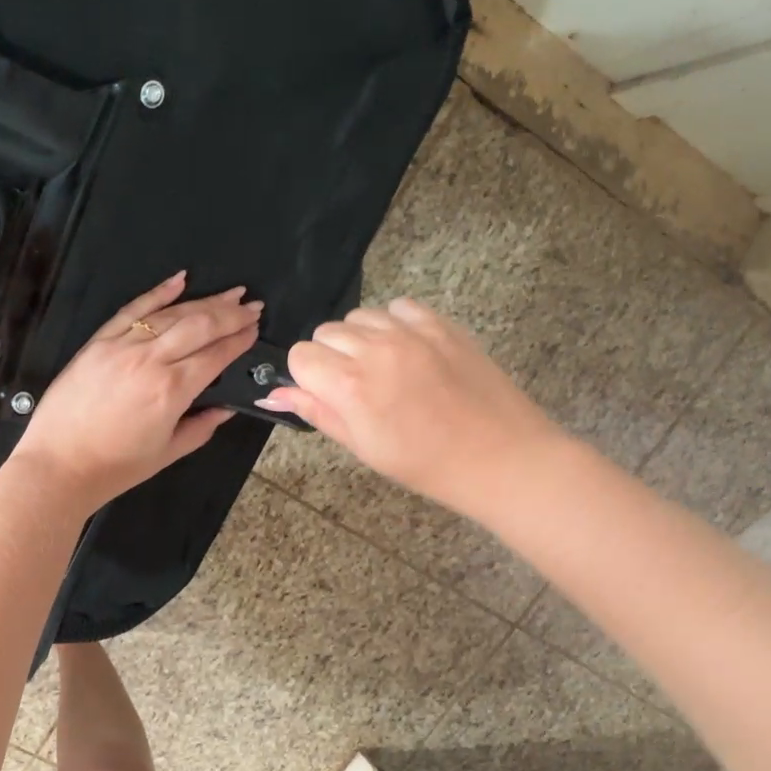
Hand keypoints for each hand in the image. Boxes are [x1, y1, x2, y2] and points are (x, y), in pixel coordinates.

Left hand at [12, 272, 260, 512]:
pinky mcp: (97, 343)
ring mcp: (121, 347)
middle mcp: (150, 361)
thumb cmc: (114, 467)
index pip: (216, 355)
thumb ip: (201, 427)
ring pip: (170, 314)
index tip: (255, 329)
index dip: (239, 340)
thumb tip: (226, 408)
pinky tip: (179, 281)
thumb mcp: (167, 453)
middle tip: (251, 306)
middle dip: (230, 314)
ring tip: (229, 294)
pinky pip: (132, 310)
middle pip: (199, 325)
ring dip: (204, 301)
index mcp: (172, 390)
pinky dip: (156, 293)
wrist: (58, 465)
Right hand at [259, 298, 570, 517]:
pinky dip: (392, 323)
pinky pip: (398, 307)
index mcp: (349, 386)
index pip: (300, 356)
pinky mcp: (441, 325)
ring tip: (382, 369)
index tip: (325, 395)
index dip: (306, 376)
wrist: (499, 457)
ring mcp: (411, 333)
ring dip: (360, 338)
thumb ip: (315, 411)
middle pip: (326, 333)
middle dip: (330, 357)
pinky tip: (405, 350)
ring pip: (359, 316)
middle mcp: (375, 350)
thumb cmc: (424, 463)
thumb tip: (272, 394)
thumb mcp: (360, 446)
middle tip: (355, 388)